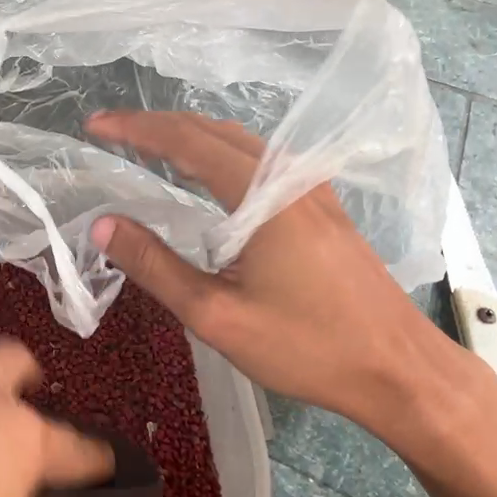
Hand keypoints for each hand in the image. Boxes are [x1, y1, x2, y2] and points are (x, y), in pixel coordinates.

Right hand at [81, 111, 496, 496]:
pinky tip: (207, 173)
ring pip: (240, 140)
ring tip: (147, 145)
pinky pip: (261, 158)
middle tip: (110, 132)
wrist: (403, 371)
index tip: (93, 125)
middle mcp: (289, 176)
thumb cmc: (308, 347)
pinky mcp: (324, 206)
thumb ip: (155, 265)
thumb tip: (102, 225)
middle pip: (212, 130)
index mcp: (262, 195)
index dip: (135, 128)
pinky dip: (219, 151)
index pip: (185, 140)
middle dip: (156, 125)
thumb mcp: (217, 315)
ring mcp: (313, 188)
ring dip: (189, 134)